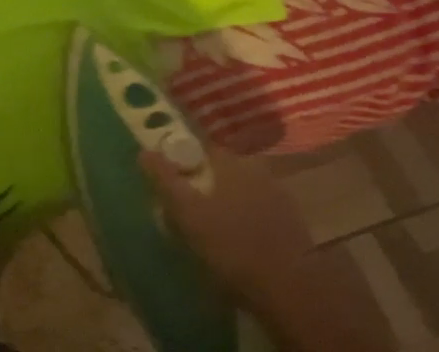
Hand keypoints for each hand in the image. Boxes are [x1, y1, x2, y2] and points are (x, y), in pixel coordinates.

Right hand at [138, 144, 314, 299]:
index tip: (171, 179)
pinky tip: (240, 241)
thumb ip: (164, 179)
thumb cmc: (232, 243)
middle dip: (207, 182)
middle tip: (191, 206)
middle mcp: (257, 170)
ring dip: (230, 202)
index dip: (183, 161)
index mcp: (230, 162)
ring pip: (244, 191)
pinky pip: (261, 213)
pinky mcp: (295, 225)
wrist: (293, 289)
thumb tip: (143, 151)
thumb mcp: (187, 212)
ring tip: (215, 227)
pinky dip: (249, 221)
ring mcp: (280, 197)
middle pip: (224, 170)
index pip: (200, 148)